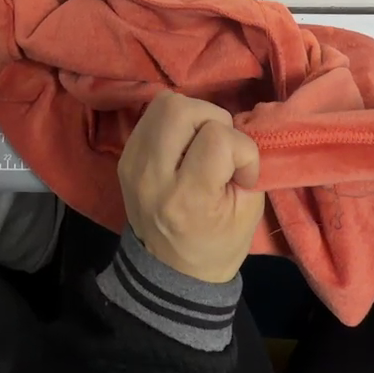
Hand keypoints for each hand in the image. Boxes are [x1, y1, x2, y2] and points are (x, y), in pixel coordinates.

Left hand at [117, 92, 265, 282]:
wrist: (170, 269)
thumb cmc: (218, 243)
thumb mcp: (248, 212)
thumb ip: (245, 164)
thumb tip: (236, 130)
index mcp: (186, 198)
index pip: (217, 138)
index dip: (242, 150)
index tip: (242, 175)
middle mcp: (151, 176)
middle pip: (181, 110)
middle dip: (213, 118)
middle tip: (219, 146)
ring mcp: (132, 163)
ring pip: (164, 103)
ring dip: (193, 114)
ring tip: (200, 141)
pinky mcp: (125, 155)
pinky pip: (152, 114)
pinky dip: (175, 121)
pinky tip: (183, 144)